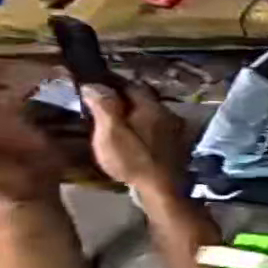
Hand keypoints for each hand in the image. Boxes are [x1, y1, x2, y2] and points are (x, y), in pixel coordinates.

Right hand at [80, 82, 187, 196]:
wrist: (162, 185)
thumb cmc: (132, 159)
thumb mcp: (111, 132)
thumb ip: (106, 107)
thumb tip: (95, 85)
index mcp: (153, 108)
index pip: (132, 85)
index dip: (111, 82)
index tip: (92, 82)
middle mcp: (169, 113)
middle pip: (143, 97)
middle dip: (121, 95)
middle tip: (97, 98)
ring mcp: (175, 127)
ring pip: (150, 110)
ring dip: (131, 109)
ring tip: (108, 113)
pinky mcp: (174, 140)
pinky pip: (154, 123)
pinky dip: (139, 121)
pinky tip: (127, 129)